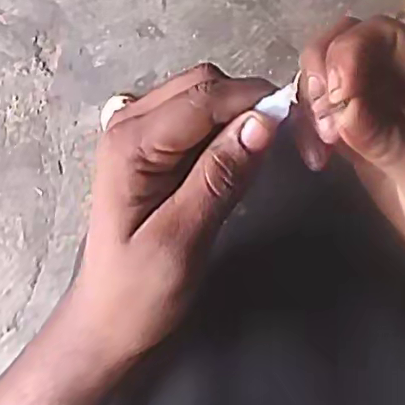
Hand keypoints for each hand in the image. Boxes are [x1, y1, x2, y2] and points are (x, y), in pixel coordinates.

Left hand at [62, 62, 276, 363]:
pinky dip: (227, 123)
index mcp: (130, 141)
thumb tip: (264, 122)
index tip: (297, 125)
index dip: (254, 102)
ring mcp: (139, 125)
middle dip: (250, 101)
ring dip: (241, 110)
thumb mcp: (182, 241)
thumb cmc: (138, 292)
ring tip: (266, 151)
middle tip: (287, 139)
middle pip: (204, 83)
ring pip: (205, 91)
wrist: (107, 322)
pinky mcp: (153, 137)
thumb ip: (220, 176)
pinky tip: (239, 156)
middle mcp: (130, 119)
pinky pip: (200, 111)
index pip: (204, 96)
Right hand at [294, 15, 404, 286]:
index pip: (384, 34)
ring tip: (322, 142)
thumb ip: (388, 140)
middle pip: (349, 39)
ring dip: (313, 97)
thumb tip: (338, 104)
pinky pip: (325, 102)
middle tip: (323, 120)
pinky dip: (309, 121)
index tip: (334, 98)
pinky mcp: (362, 123)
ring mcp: (384, 98)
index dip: (350, 53)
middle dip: (325, 71)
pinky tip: (318, 157)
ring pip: (330, 66)